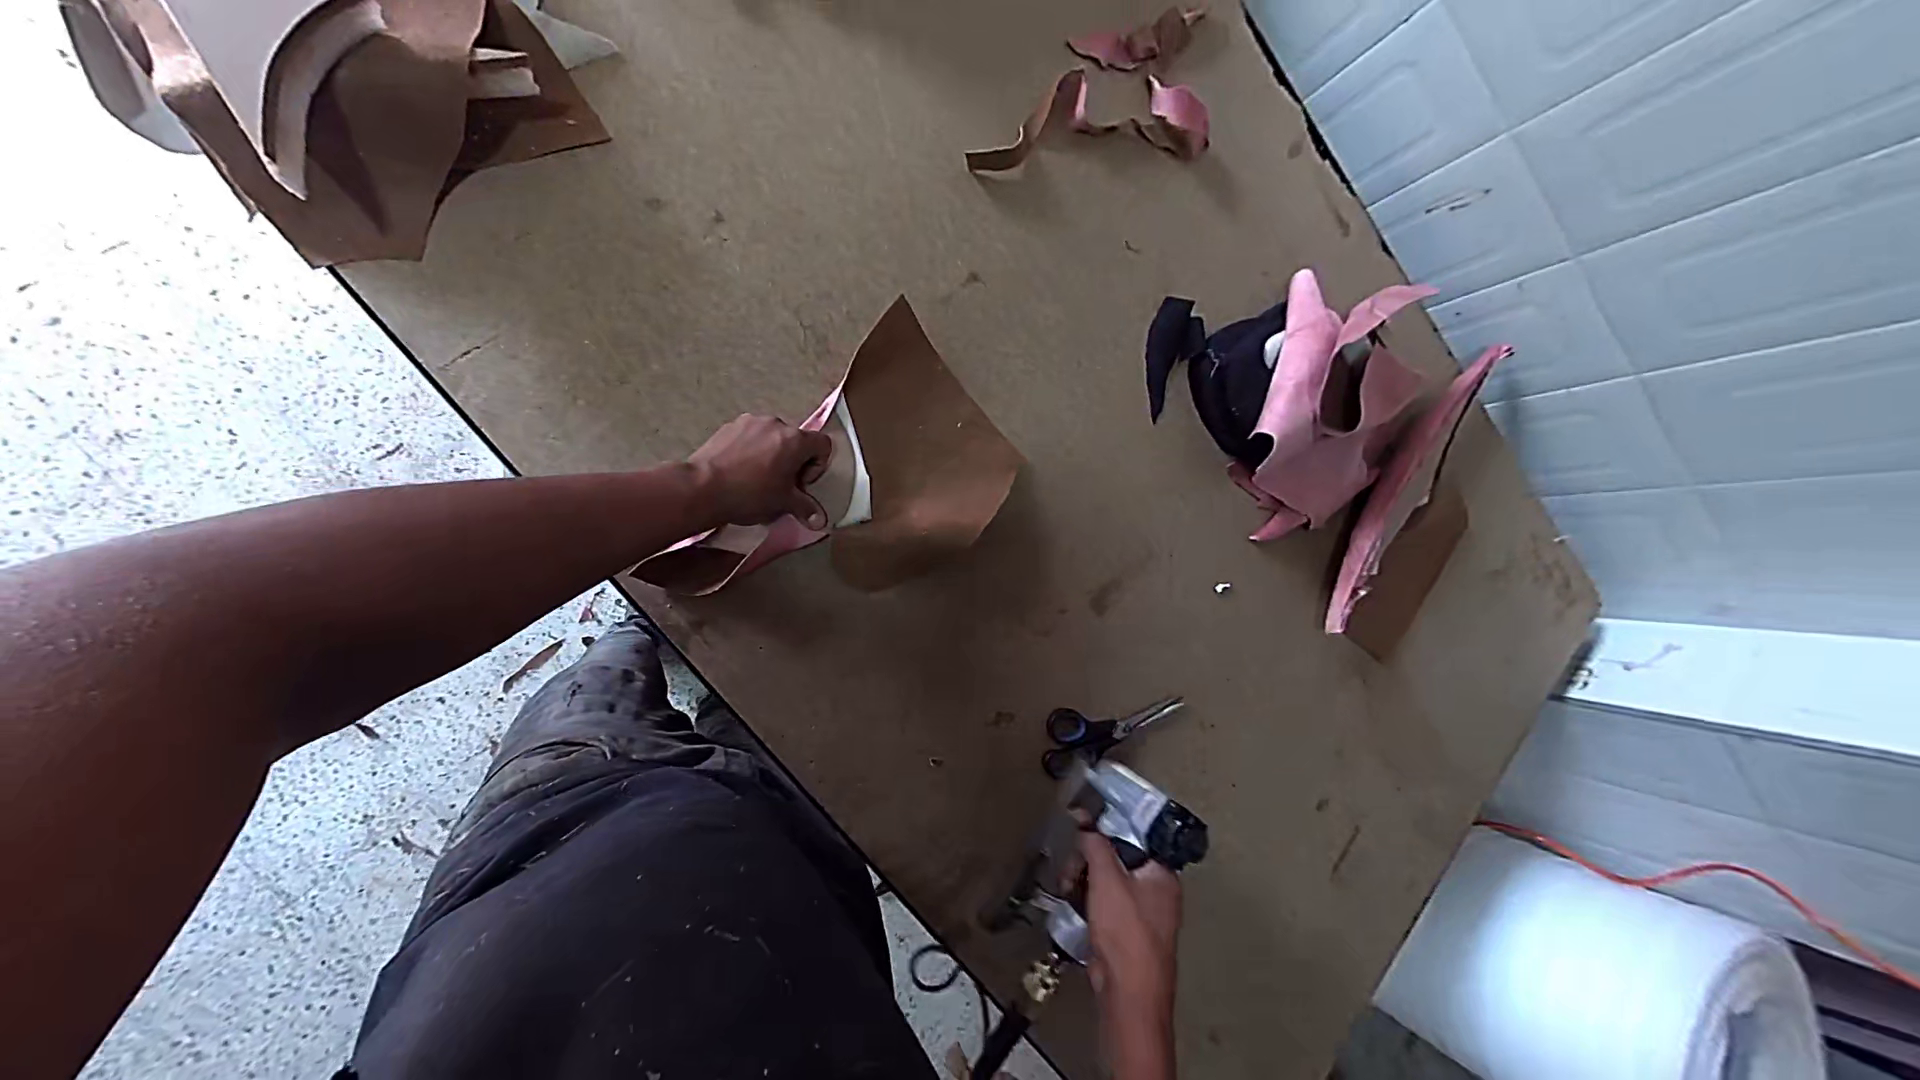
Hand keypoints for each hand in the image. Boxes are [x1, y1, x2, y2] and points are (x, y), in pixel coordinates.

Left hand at [687, 414, 833, 528]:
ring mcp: (751, 422)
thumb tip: (820, 521)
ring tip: (757, 477)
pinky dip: (752, 449)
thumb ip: (806, 508)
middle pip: (797, 440)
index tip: (800, 483)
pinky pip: (751, 436)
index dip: (817, 466)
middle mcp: (776, 424)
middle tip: (780, 484)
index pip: (823, 445)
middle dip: (794, 461)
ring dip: (773, 454)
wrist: (702, 488)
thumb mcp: (783, 503)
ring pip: (773, 437)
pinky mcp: (729, 426)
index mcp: (795, 440)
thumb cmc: (750, 494)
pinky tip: (739, 470)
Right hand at [1080, 830, 1181, 1079]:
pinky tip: (1073, 901)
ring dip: (1084, 878)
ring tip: (1068, 886)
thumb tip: (1086, 823)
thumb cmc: (1125, 932)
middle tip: (1072, 865)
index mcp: (1163, 874)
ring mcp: (1142, 912)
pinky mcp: (1125, 930)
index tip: (1084, 820)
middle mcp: (1157, 890)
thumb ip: (1096, 844)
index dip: (1108, 825)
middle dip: (1090, 857)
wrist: (1127, 994)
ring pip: (1108, 879)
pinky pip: (1104, 901)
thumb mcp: (1107, 878)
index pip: (1136, 835)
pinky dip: (1088, 898)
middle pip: (1118, 856)